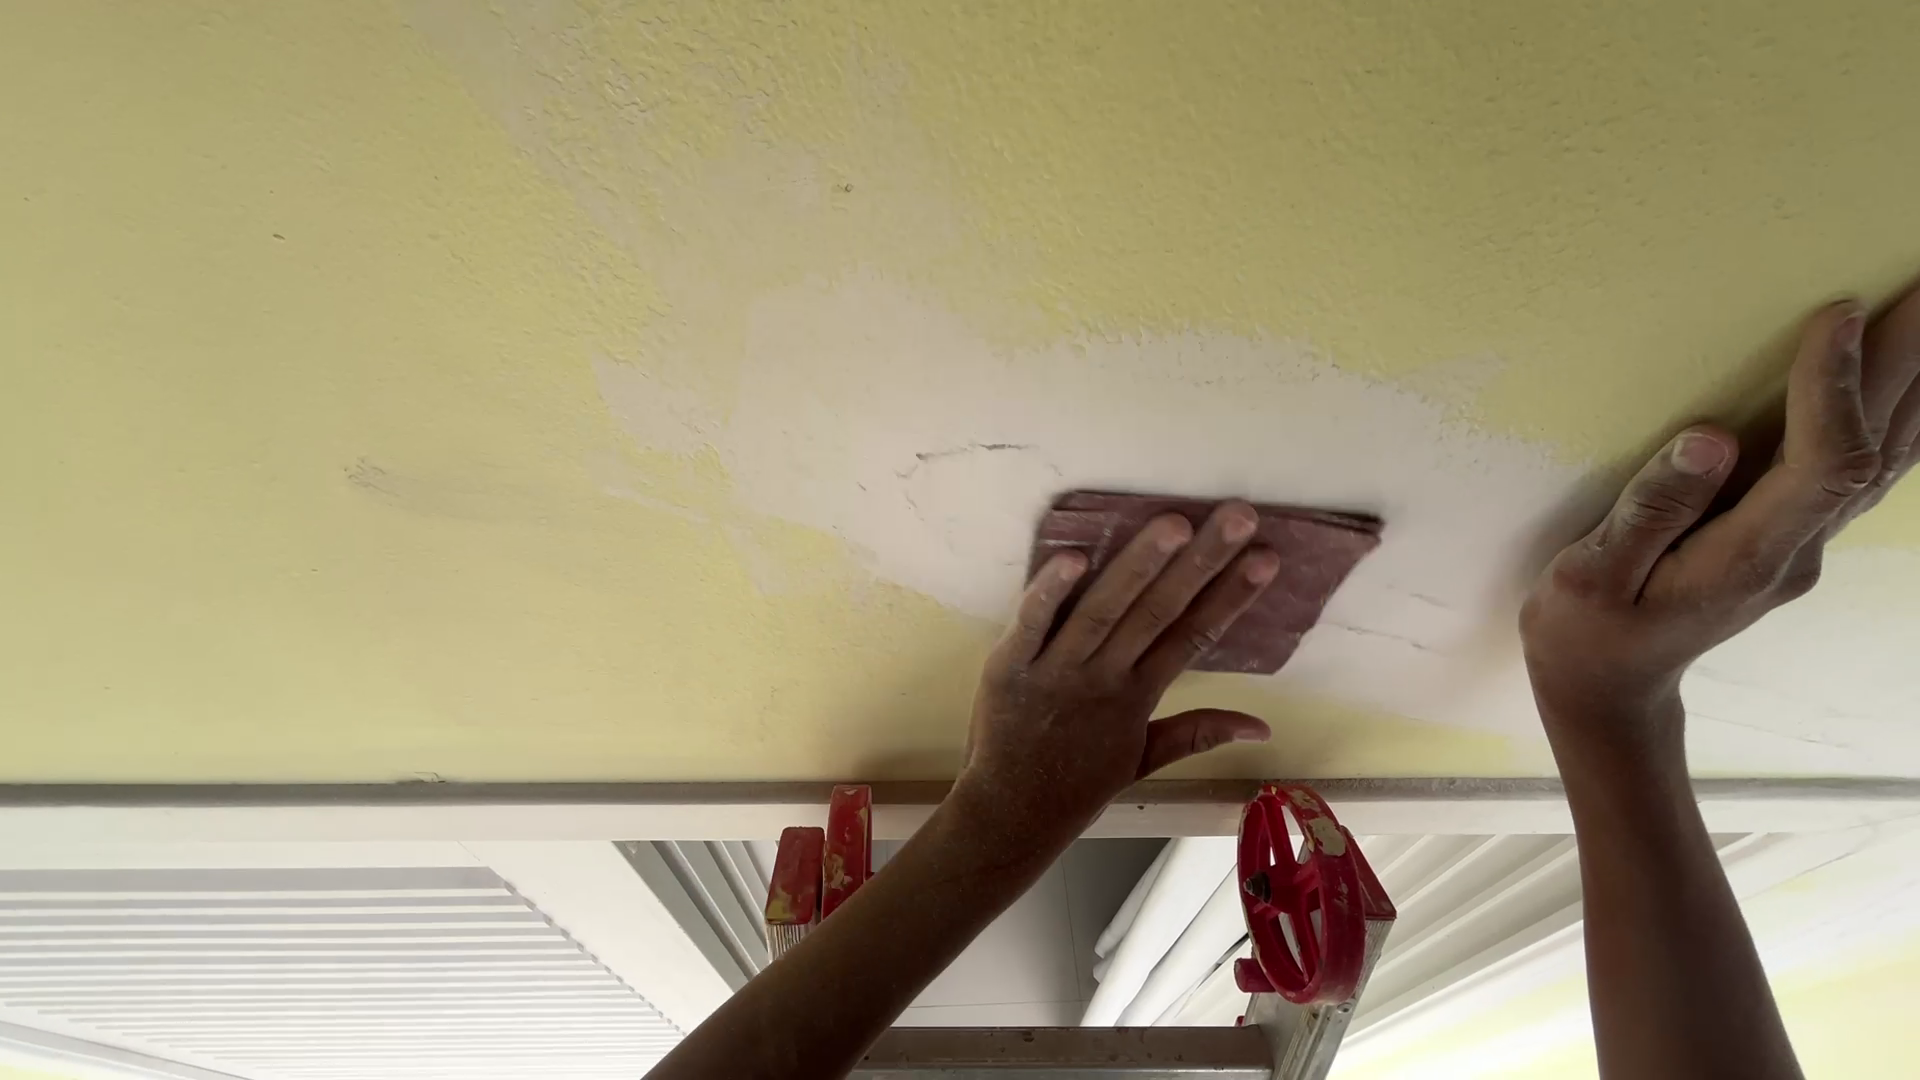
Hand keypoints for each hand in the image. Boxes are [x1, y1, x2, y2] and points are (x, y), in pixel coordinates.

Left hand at [954, 501, 1279, 849]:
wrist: (1009, 816)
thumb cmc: (1075, 783)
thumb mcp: (1141, 759)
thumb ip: (1197, 732)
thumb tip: (1262, 724)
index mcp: (1137, 695)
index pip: (1193, 638)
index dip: (1231, 597)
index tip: (1266, 556)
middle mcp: (1104, 676)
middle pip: (1157, 613)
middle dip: (1200, 563)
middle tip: (1237, 515)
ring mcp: (1056, 669)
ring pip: (1102, 611)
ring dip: (1138, 566)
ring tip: (1174, 523)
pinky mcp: (1008, 665)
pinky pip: (1030, 623)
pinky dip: (1049, 592)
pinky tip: (1072, 556)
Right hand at [1521, 286, 1919, 770]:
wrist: (1607, 686)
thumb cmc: (1583, 632)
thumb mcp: (1589, 576)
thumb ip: (1649, 512)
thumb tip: (1711, 436)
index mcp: (1743, 558)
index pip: (1820, 464)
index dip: (1834, 389)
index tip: (1835, 316)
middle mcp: (1794, 552)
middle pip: (1877, 450)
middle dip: (1908, 364)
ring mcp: (1797, 552)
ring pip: (1881, 461)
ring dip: (1912, 386)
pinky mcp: (1782, 547)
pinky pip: (1856, 476)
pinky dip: (1886, 421)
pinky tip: (1894, 391)